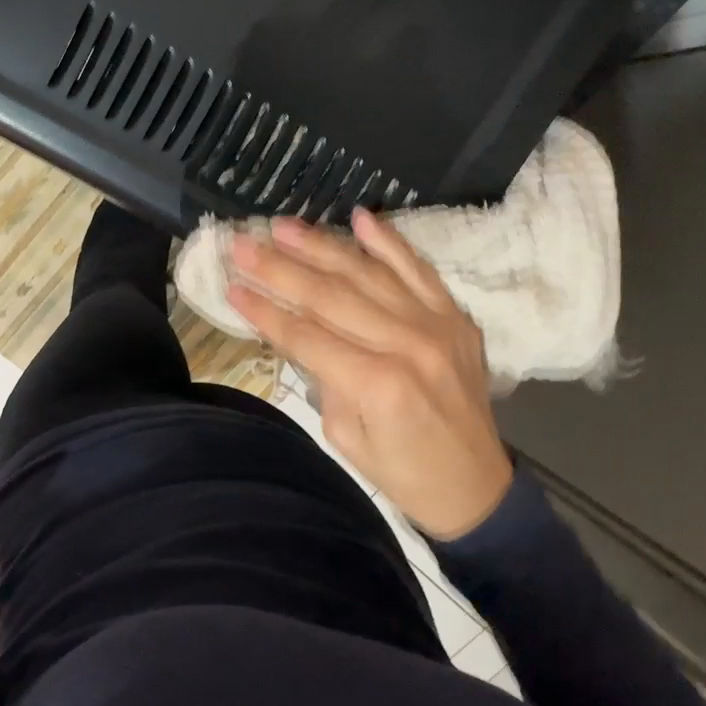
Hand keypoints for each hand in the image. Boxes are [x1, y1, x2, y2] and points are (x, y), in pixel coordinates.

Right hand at [228, 211, 511, 538]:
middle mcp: (407, 344)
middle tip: (240, 243)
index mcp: (376, 383)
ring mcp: (437, 325)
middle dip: (278, 268)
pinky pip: (418, 270)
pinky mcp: (456, 319)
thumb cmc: (401, 473)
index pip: (305, 334)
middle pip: (329, 296)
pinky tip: (360, 216)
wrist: (475, 488)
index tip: (229, 285)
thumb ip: (324, 377)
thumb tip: (302, 331)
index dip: (263, 310)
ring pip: (367, 274)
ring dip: (320, 246)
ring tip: (281, 226)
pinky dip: (389, 243)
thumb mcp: (344, 434)